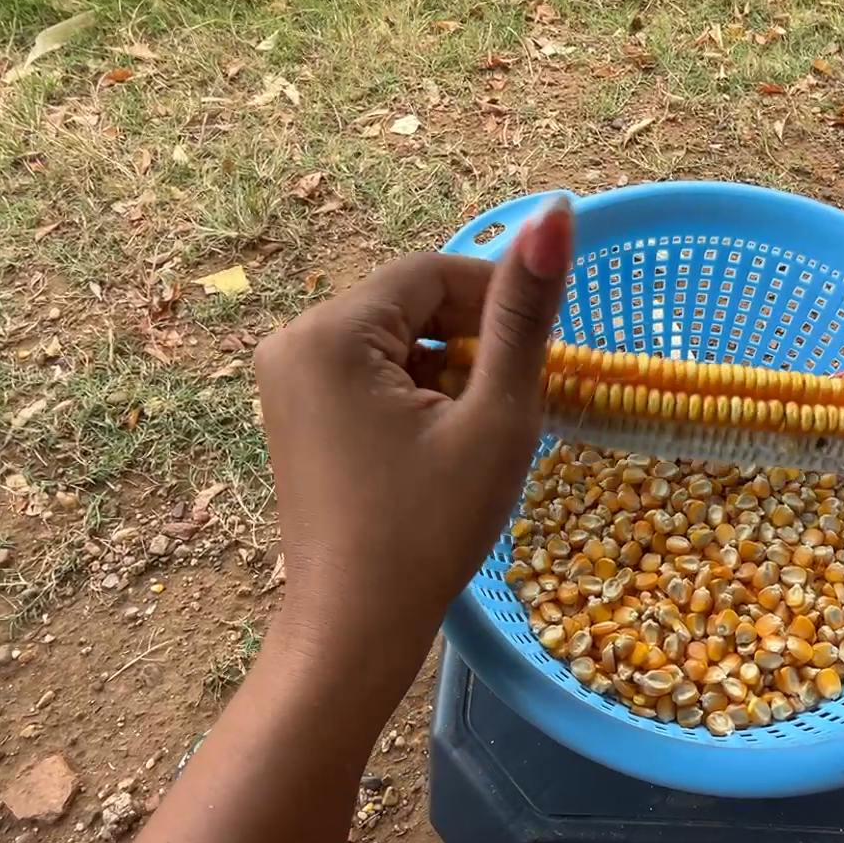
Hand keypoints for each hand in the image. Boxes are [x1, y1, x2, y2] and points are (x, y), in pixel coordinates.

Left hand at [253, 196, 573, 644]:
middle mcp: (292, 342)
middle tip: (513, 402)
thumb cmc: (432, 528)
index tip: (543, 349)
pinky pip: (367, 378)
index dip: (498, 299)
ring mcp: (287, 383)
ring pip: (391, 343)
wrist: (356, 629)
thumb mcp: (494, 420)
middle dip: (471, 341)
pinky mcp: (296, 418)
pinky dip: (415, 395)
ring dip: (447, 371)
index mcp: (331, 333)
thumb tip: (557, 213)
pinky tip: (439, 445)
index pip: (433, 273)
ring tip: (478, 432)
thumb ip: (524, 316)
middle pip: (407, 305)